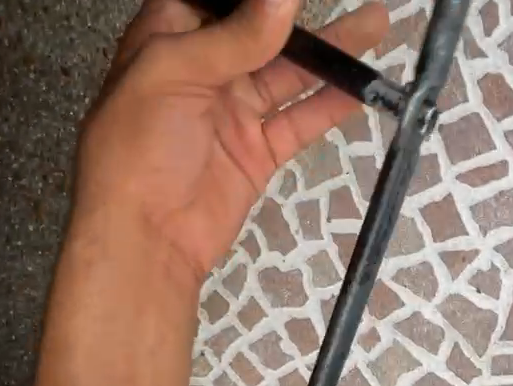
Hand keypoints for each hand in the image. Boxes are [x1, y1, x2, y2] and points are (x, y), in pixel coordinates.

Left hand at [72, 0, 387, 289]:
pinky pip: (298, 121)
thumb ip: (235, 37)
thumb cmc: (138, 145)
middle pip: (261, 31)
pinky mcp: (258, 153)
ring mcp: (235, 112)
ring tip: (374, 26)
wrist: (147, 235)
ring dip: (330, 53)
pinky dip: (329, 106)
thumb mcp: (173, 72)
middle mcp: (205, 68)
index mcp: (169, 35)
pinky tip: (360, 86)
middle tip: (353, 1)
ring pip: (289, 73)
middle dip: (303, 16)